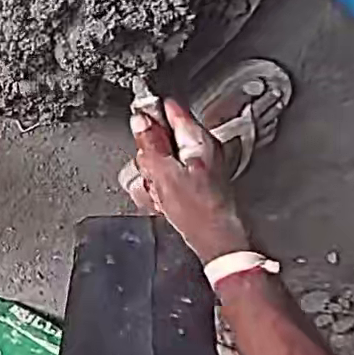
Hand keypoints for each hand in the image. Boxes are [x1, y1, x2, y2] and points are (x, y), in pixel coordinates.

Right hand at [130, 98, 252, 260]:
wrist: (216, 245)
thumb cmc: (200, 212)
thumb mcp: (165, 173)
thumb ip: (150, 143)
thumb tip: (140, 119)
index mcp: (198, 139)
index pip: (170, 109)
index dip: (149, 115)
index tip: (137, 126)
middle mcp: (200, 149)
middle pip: (160, 136)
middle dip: (147, 153)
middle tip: (151, 170)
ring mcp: (196, 166)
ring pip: (158, 158)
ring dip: (150, 174)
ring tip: (157, 189)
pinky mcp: (191, 183)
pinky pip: (164, 176)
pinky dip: (158, 186)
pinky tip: (161, 199)